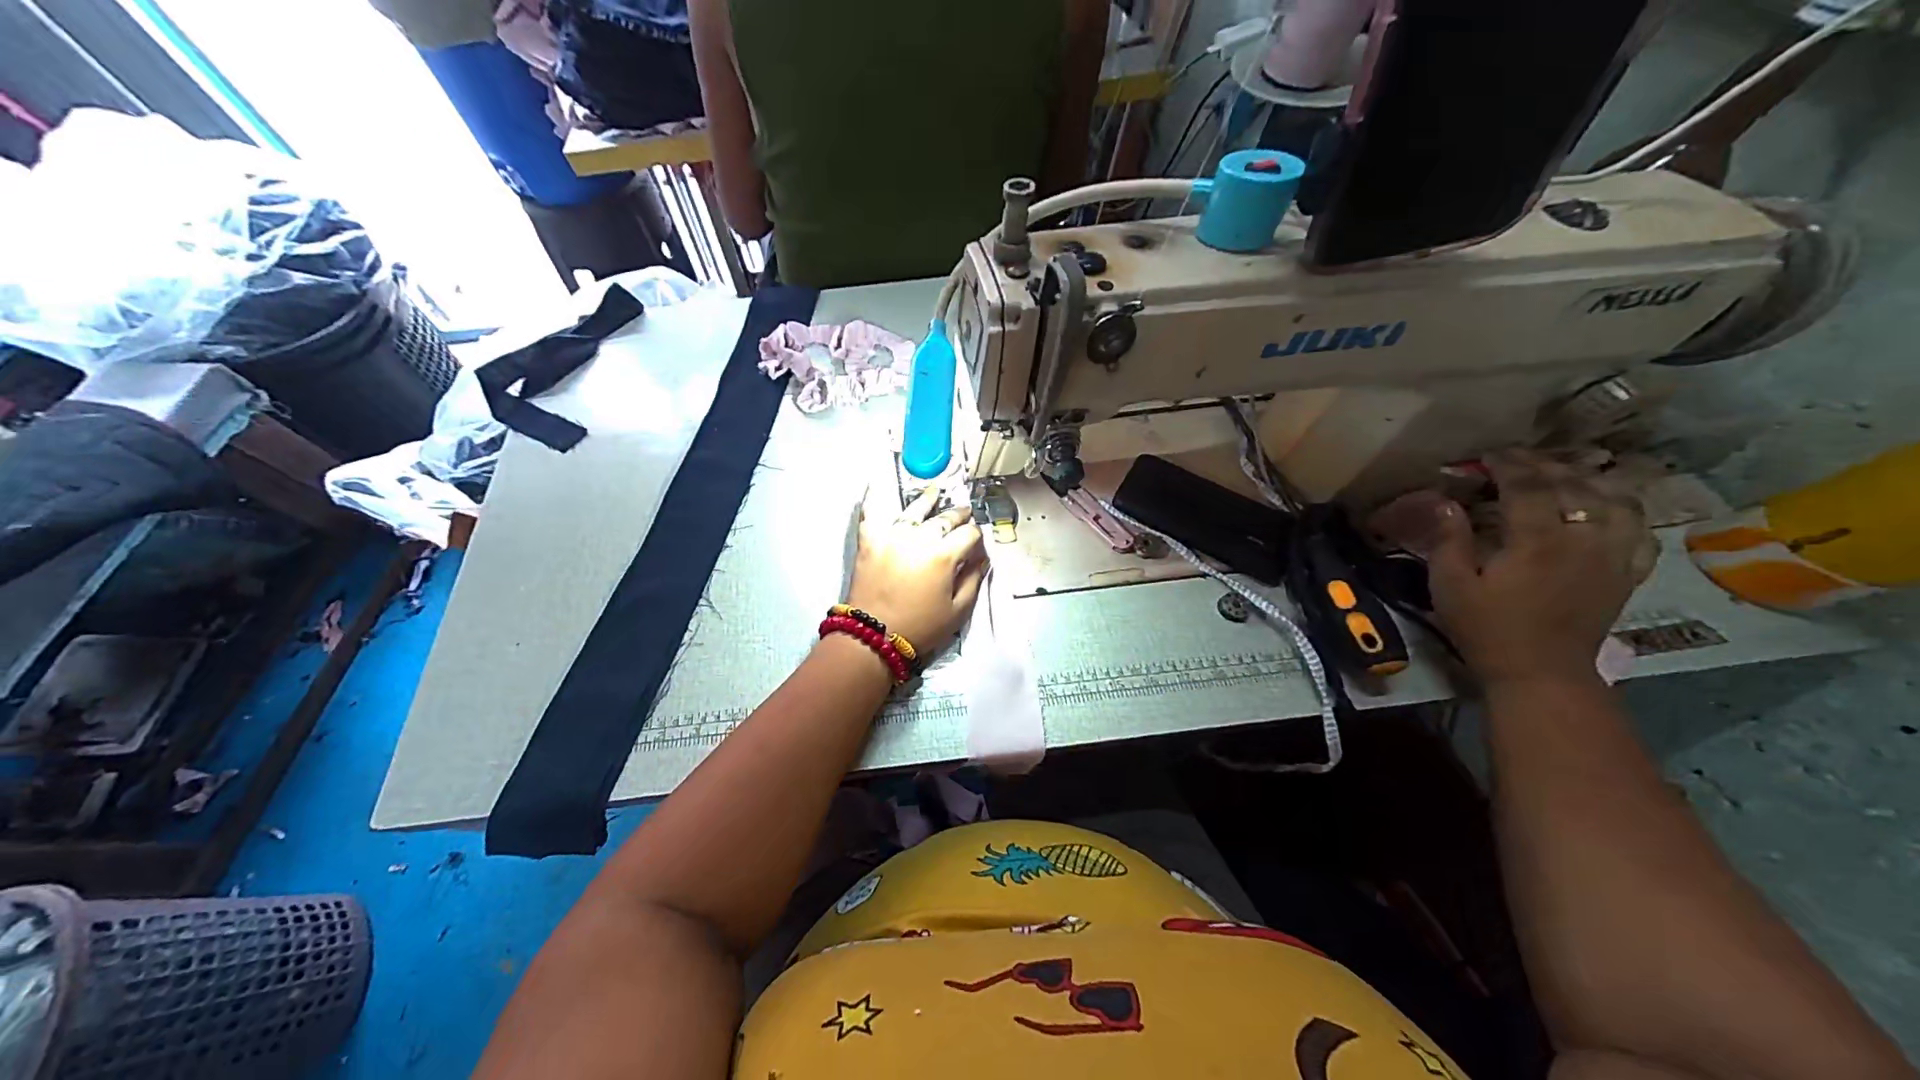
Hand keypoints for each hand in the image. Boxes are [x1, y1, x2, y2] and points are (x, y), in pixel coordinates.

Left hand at [844, 486, 986, 654]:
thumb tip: (982, 558)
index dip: (977, 537)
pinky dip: (875, 497)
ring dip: (927, 500)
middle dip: (958, 515)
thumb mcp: (958, 610)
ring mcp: (892, 535)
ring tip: (934, 492)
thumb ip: (973, 579)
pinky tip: (877, 484)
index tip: (977, 542)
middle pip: (945, 518)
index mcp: (945, 555)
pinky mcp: (870, 539)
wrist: (874, 635)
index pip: (969, 534)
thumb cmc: (921, 627)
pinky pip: (873, 512)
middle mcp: (920, 538)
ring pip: (914, 510)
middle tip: (964, 513)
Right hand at [1399, 451, 1651, 688]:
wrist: (1541, 673)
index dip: (1508, 463)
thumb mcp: (1450, 586)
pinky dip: (1624, 508)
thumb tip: (1444, 500)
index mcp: (1537, 542)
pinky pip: (1639, 528)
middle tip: (1516, 460)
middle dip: (1542, 465)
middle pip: (1573, 484)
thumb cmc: (1487, 629)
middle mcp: (1584, 540)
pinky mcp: (1627, 571)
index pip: (1529, 485)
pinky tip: (1606, 505)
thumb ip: (1448, 539)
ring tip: (1562, 474)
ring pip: (1615, 499)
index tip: (1487, 455)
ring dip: (1587, 479)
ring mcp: (1614, 555)